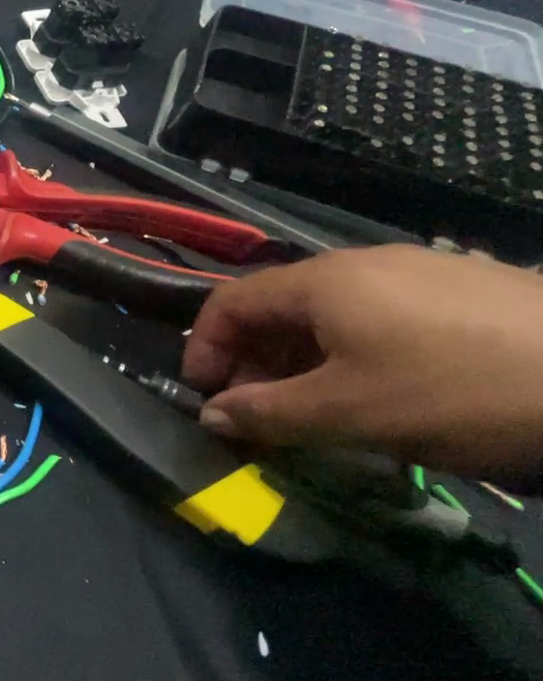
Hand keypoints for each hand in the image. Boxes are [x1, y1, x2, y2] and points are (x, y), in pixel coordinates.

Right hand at [182, 244, 542, 477]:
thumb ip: (266, 414)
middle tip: (263, 414)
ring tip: (325, 410)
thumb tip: (210, 415)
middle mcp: (362, 265)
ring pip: (333, 315)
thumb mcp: (350, 414)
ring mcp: (424, 273)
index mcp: (321, 281)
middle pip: (279, 307)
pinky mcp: (476, 292)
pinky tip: (393, 392)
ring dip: (307, 361)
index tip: (207, 398)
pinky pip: (386, 317)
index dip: (204, 349)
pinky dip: (360, 353)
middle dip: (256, 361)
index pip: (227, 303)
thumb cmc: (461, 391)